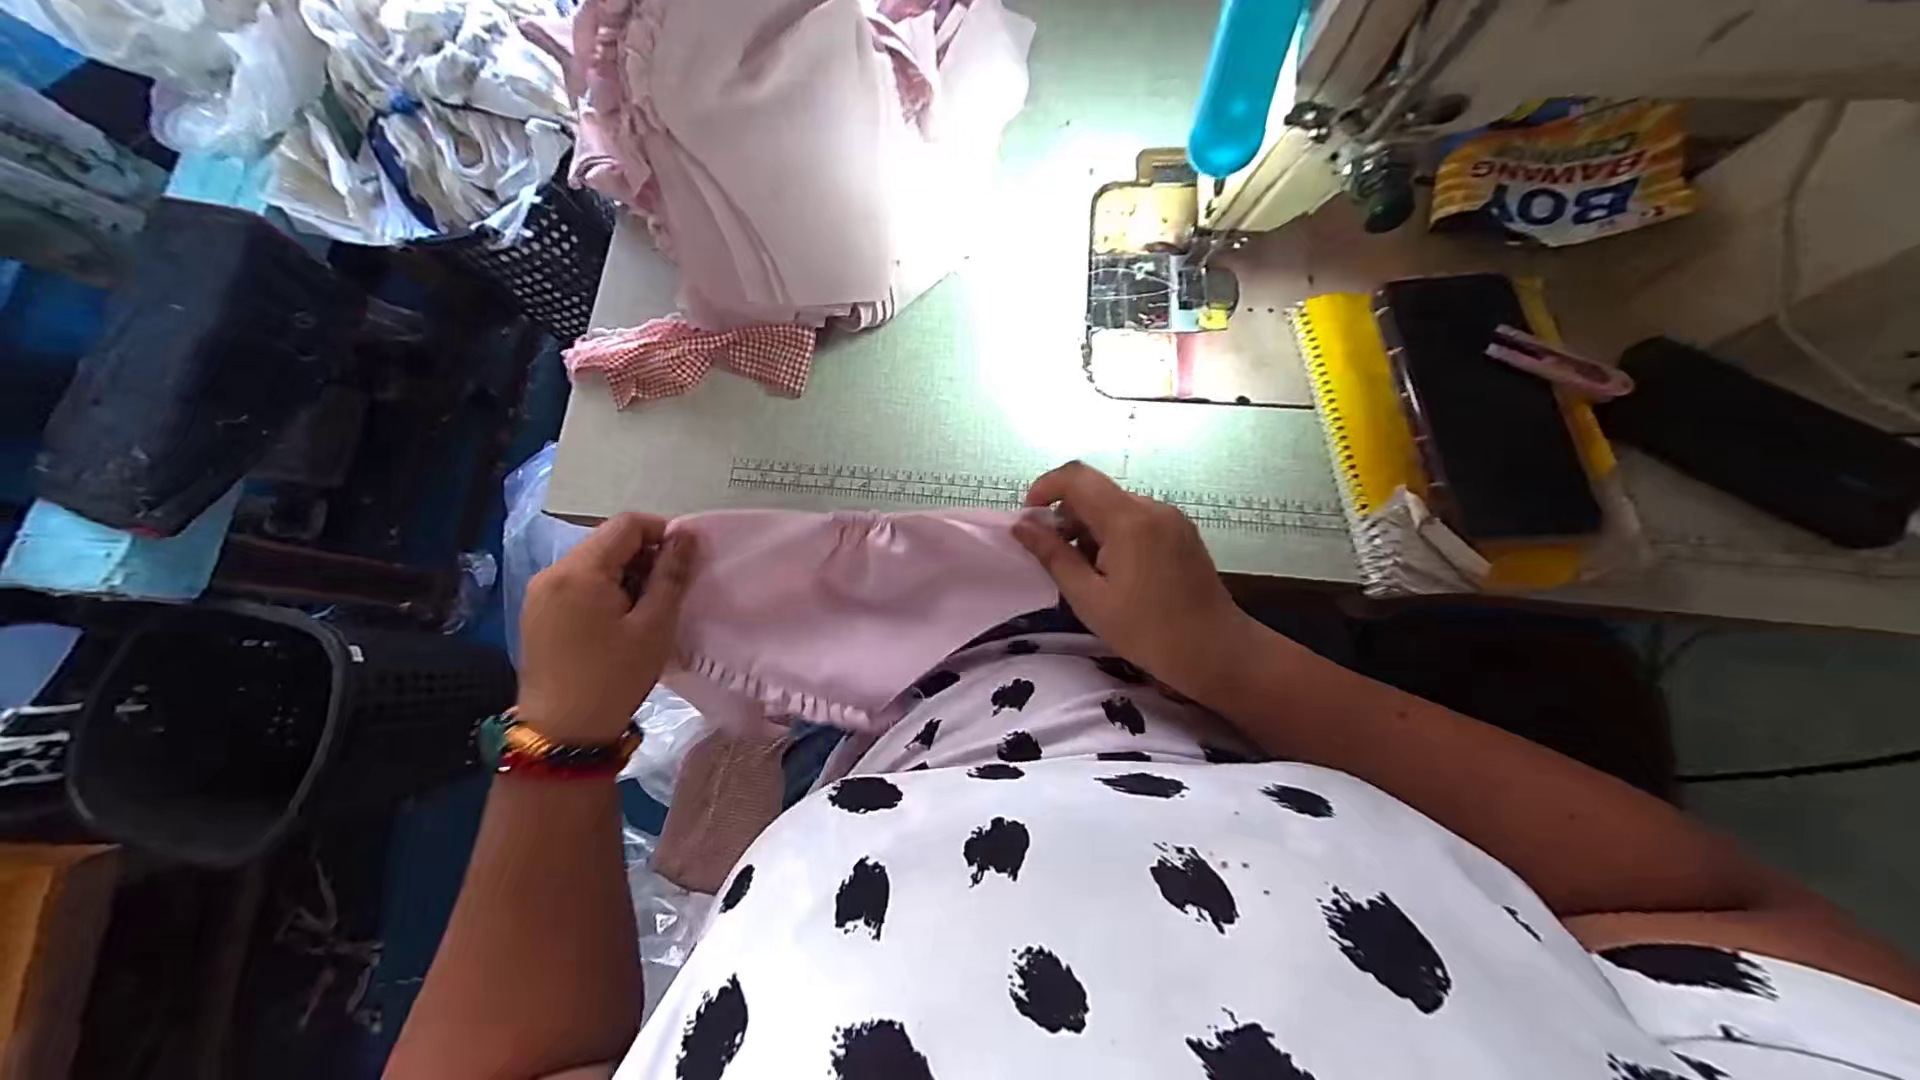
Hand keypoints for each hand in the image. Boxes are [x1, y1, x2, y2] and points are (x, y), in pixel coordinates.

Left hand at [517, 513, 697, 744]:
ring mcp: (540, 592)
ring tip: (647, 609)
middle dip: (645, 555)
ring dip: (626, 573)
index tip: (685, 561)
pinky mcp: (537, 612)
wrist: (563, 733)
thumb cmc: (615, 676)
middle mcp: (552, 572)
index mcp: (579, 570)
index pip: (627, 524)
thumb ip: (671, 574)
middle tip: (669, 589)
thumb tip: (686, 534)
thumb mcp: (654, 624)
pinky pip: (578, 583)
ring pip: (593, 562)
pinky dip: (605, 589)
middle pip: (607, 541)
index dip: (663, 532)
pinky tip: (620, 620)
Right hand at [1012, 462, 1263, 697]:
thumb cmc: (1148, 631)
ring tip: (1085, 574)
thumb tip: (1021, 525)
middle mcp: (1151, 507)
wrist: (1217, 652)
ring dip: (1088, 528)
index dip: (1044, 488)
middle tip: (1054, 559)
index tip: (1028, 520)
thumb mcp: (1089, 599)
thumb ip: (1053, 556)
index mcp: (1128, 519)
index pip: (1076, 477)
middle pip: (1095, 492)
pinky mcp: (1181, 532)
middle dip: (1065, 516)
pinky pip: (1136, 519)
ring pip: (1114, 506)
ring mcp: (1170, 518)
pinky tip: (1113, 573)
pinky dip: (1113, 535)